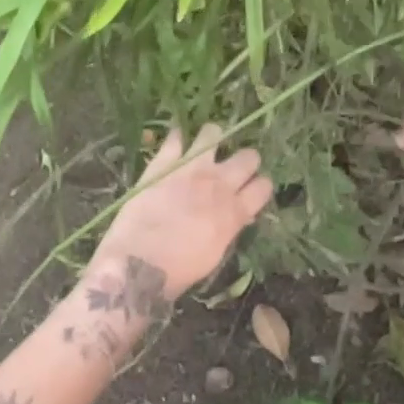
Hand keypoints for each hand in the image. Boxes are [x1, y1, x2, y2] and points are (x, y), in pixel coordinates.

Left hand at [88, 124, 273, 302]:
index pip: (262, 187)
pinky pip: (175, 137)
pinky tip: (175, 138)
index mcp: (234, 212)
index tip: (255, 187)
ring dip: (212, 137)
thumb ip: (228, 227)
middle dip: (246, 159)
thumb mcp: (215, 253)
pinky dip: (176, 137)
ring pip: (213, 134)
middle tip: (235, 164)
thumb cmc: (179, 269)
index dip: (260, 185)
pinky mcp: (164, 162)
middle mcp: (219, 184)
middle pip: (248, 157)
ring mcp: (191, 168)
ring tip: (207, 142)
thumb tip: (236, 215)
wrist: (140, 261)